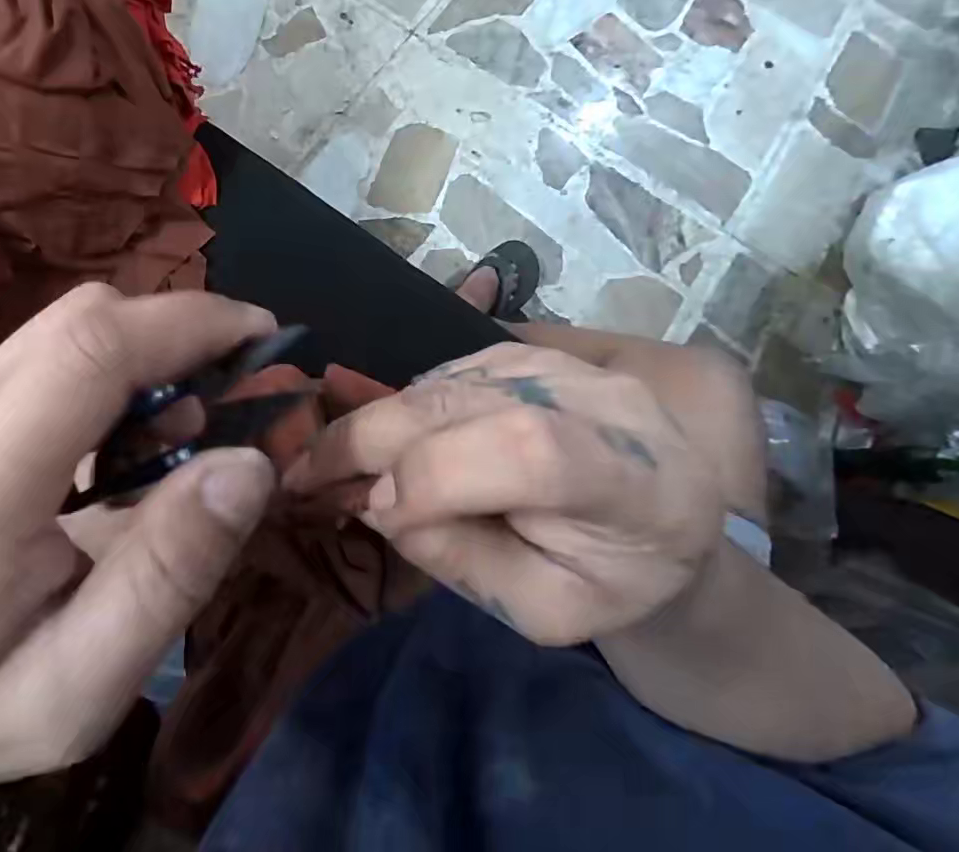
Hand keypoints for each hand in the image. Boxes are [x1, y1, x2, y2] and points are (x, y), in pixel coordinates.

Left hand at [0, 284, 277, 801]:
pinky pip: (49, 351)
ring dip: (149, 351)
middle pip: (82, 318)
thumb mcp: (81, 684)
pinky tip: (130, 439)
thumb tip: (250, 463)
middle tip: (239, 392)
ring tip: (189, 431)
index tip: (264, 341)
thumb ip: (166, 573)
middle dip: (180, 331)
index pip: (88, 350)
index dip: (186, 324)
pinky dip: (114, 369)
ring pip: (68, 325)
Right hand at [286, 341, 760, 645]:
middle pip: (457, 402)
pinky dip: (393, 410)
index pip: (526, 452)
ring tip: (326, 463)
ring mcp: (554, 363)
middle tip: (300, 474)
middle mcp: (597, 399)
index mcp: (633, 479)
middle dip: (364, 439)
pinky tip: (382, 443)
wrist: (657, 516)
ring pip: (431, 385)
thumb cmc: (608, 580)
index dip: (434, 475)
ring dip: (368, 424)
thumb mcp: (543, 609)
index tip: (374, 511)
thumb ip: (459, 557)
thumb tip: (376, 500)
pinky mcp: (520, 350)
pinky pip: (432, 376)